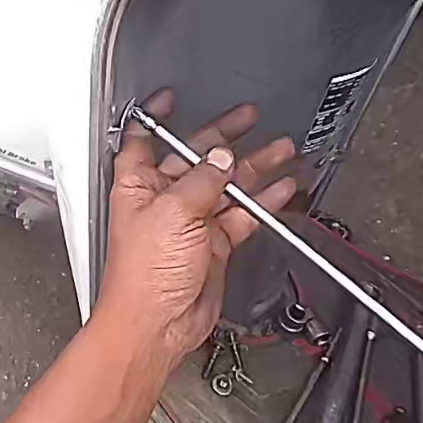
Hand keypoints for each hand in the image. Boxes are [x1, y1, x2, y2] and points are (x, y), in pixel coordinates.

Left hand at [95, 92, 296, 362]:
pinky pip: (242, 214)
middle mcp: (165, 200)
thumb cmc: (144, 277)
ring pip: (227, 185)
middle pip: (197, 158)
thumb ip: (202, 181)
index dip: (155, 116)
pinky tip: (283, 187)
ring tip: (281, 148)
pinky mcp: (213, 243)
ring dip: (254, 167)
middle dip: (224, 136)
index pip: (143, 139)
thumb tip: (222, 158)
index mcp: (139, 186)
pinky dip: (263, 201)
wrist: (159, 324)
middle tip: (248, 118)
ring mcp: (191, 222)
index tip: (170, 97)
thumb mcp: (173, 214)